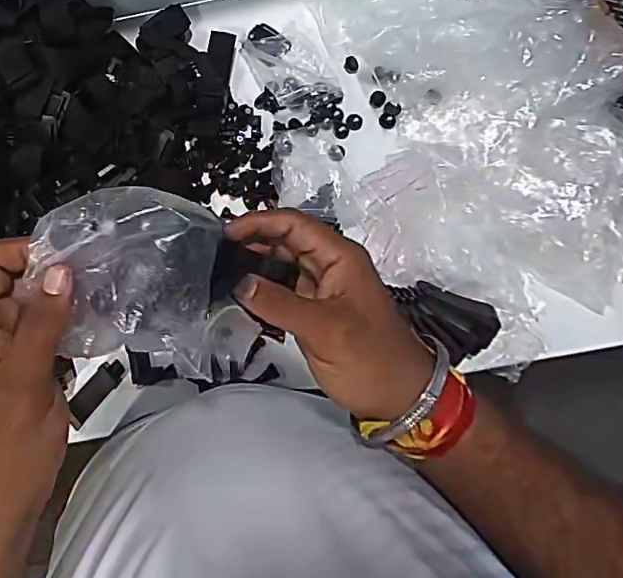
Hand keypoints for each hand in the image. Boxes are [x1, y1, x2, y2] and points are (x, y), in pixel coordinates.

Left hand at [0, 239, 72, 577]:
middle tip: (94, 277)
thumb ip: (41, 325)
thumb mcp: (23, 386)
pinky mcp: (30, 370)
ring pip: (38, 305)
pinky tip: (97, 332)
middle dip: (54, 274)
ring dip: (67, 301)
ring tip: (102, 300)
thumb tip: (59, 270)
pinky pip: (50, 332)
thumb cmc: (1, 461)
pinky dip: (72, 327)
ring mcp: (10, 352)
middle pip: (17, 279)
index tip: (63, 260)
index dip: (22, 251)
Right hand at [227, 209, 433, 421]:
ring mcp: (323, 285)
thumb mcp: (325, 330)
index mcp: (339, 257)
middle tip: (219, 249)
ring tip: (224, 267)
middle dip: (254, 239)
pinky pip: (283, 286)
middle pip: (286, 239)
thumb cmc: (372, 359)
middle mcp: (330, 264)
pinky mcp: (315, 307)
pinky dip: (263, 286)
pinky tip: (242, 292)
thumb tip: (240, 284)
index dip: (260, 222)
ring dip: (256, 262)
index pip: (293, 224)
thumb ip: (279, 304)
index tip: (229, 232)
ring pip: (282, 262)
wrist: (403, 400)